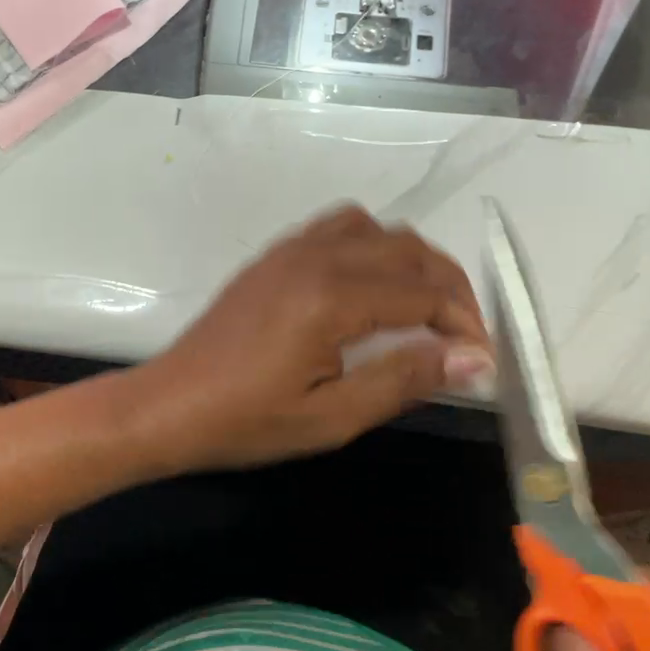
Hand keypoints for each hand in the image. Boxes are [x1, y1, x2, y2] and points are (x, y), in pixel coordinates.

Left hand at [127, 204, 492, 472]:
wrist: (168, 406)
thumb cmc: (245, 421)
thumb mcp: (330, 417)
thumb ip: (402, 379)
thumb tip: (469, 357)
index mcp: (331, 297)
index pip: (424, 295)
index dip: (464, 326)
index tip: (481, 363)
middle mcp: (313, 258)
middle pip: (407, 249)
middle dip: (448, 288)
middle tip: (462, 337)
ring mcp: (287, 251)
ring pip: (372, 229)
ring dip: (410, 260)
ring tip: (423, 308)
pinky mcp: (270, 258)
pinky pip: (334, 229)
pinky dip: (369, 247)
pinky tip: (369, 288)